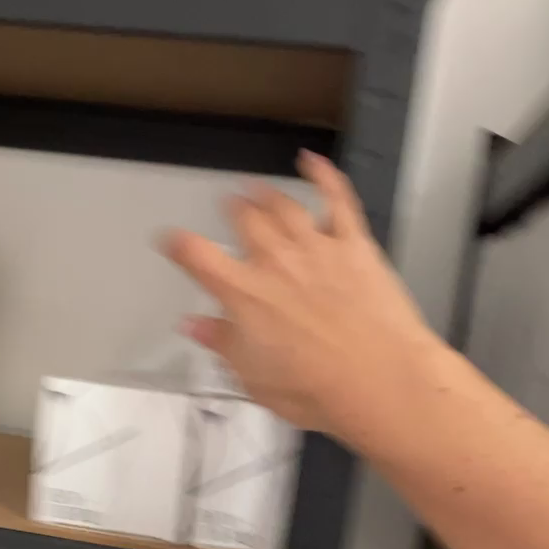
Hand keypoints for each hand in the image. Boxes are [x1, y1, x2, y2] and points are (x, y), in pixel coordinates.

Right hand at [162, 151, 443, 440]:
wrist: (378, 380)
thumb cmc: (315, 389)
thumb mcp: (253, 378)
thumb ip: (222, 343)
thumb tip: (194, 325)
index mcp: (242, 293)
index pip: (197, 256)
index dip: (178, 244)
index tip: (170, 239)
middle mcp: (274, 261)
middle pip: (243, 221)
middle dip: (231, 210)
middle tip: (228, 206)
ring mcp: (315, 248)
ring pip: (282, 206)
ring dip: (265, 194)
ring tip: (256, 189)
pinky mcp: (354, 244)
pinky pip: (336, 198)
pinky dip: (322, 174)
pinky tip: (311, 160)